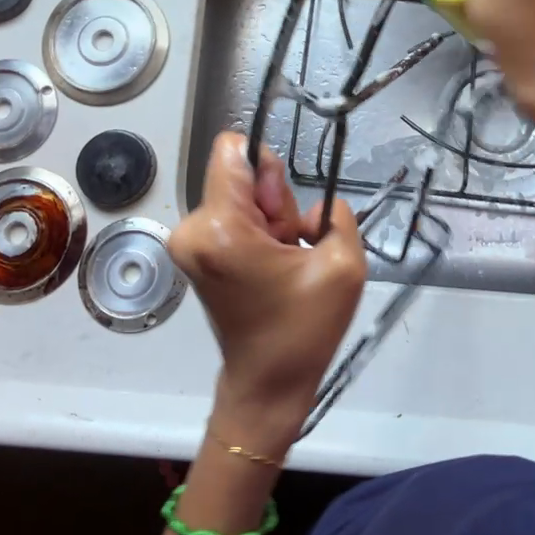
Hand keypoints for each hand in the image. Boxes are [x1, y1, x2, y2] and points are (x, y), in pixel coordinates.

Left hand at [169, 133, 365, 451]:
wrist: (268, 385)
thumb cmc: (303, 330)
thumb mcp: (344, 265)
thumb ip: (336, 214)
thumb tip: (312, 208)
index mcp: (221, 228)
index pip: (232, 150)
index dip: (268, 167)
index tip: (285, 209)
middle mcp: (193, 229)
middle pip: (240, 177)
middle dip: (274, 203)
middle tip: (291, 248)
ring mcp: (190, 243)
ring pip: (240, 198)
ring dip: (269, 221)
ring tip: (283, 263)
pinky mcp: (197, 255)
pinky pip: (234, 217)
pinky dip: (258, 234)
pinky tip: (272, 268)